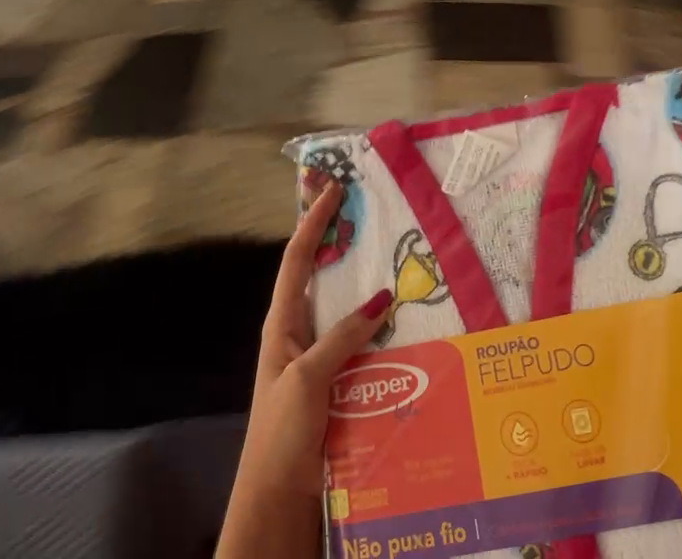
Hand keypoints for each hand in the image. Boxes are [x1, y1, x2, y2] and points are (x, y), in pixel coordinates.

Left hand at [216, 182, 391, 558]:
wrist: (277, 493)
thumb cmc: (281, 431)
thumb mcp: (307, 378)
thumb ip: (341, 337)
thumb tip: (381, 298)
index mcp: (282, 323)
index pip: (296, 259)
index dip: (313, 221)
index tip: (332, 187)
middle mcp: (298, 330)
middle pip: (318, 274)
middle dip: (338, 239)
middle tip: (367, 209)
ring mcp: (317, 354)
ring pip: (342, 305)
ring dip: (362, 280)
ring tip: (393, 252)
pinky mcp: (336, 378)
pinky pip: (359, 339)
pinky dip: (378, 322)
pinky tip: (404, 317)